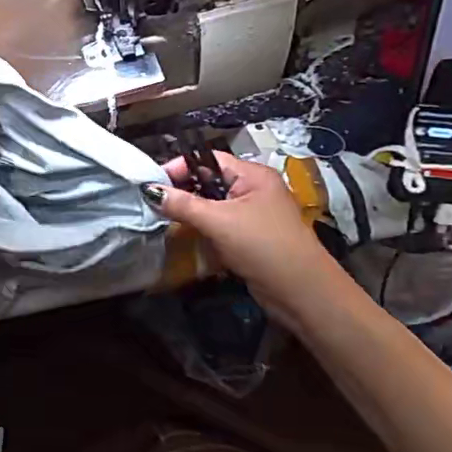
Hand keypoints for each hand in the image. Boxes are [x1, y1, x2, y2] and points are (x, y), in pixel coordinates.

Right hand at [148, 152, 337, 309]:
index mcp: (252, 175)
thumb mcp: (218, 221)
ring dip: (190, 213)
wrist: (301, 291)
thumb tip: (149, 191)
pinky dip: (202, 230)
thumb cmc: (261, 246)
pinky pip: (219, 225)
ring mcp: (253, 214)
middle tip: (153, 203)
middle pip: (208, 181)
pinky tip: (185, 237)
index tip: (150, 183)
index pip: (208, 160)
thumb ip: (182, 204)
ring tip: (164, 220)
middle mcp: (254, 189)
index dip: (178, 168)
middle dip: (181, 191)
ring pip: (212, 206)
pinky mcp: (249, 237)